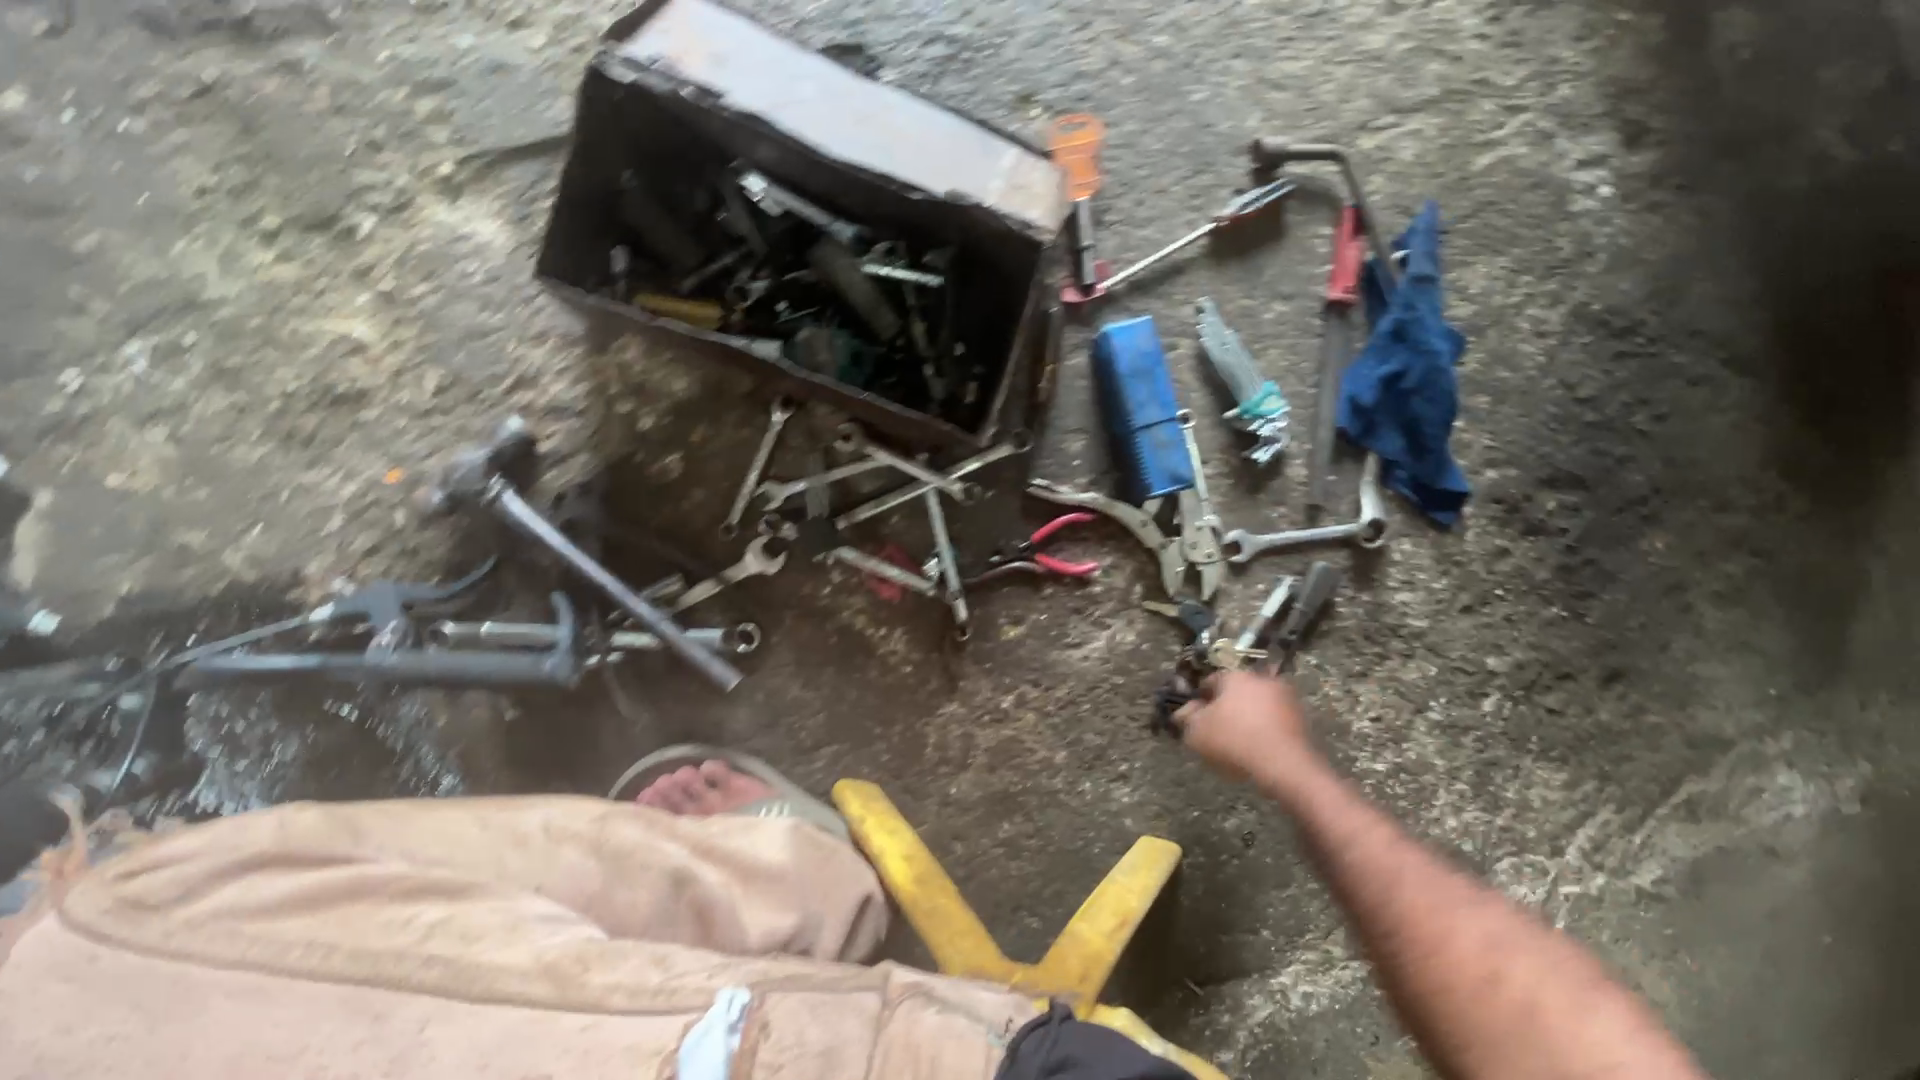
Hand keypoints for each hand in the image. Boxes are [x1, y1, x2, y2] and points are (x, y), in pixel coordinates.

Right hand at [1174, 670, 1319, 788]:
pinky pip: (1273, 721)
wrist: (1284, 766)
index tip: (1196, 720)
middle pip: (1235, 692)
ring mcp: (1285, 698)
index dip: (1198, 701)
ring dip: (1246, 719)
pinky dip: (1264, 731)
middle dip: (1225, 709)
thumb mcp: (1196, 732)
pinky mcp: (1301, 718)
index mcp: (1235, 676)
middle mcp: (1261, 679)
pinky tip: (1257, 750)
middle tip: (1216, 733)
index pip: (1209, 682)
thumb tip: (1184, 711)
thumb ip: (1186, 718)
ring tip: (1237, 745)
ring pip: (1256, 706)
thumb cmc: (1234, 741)